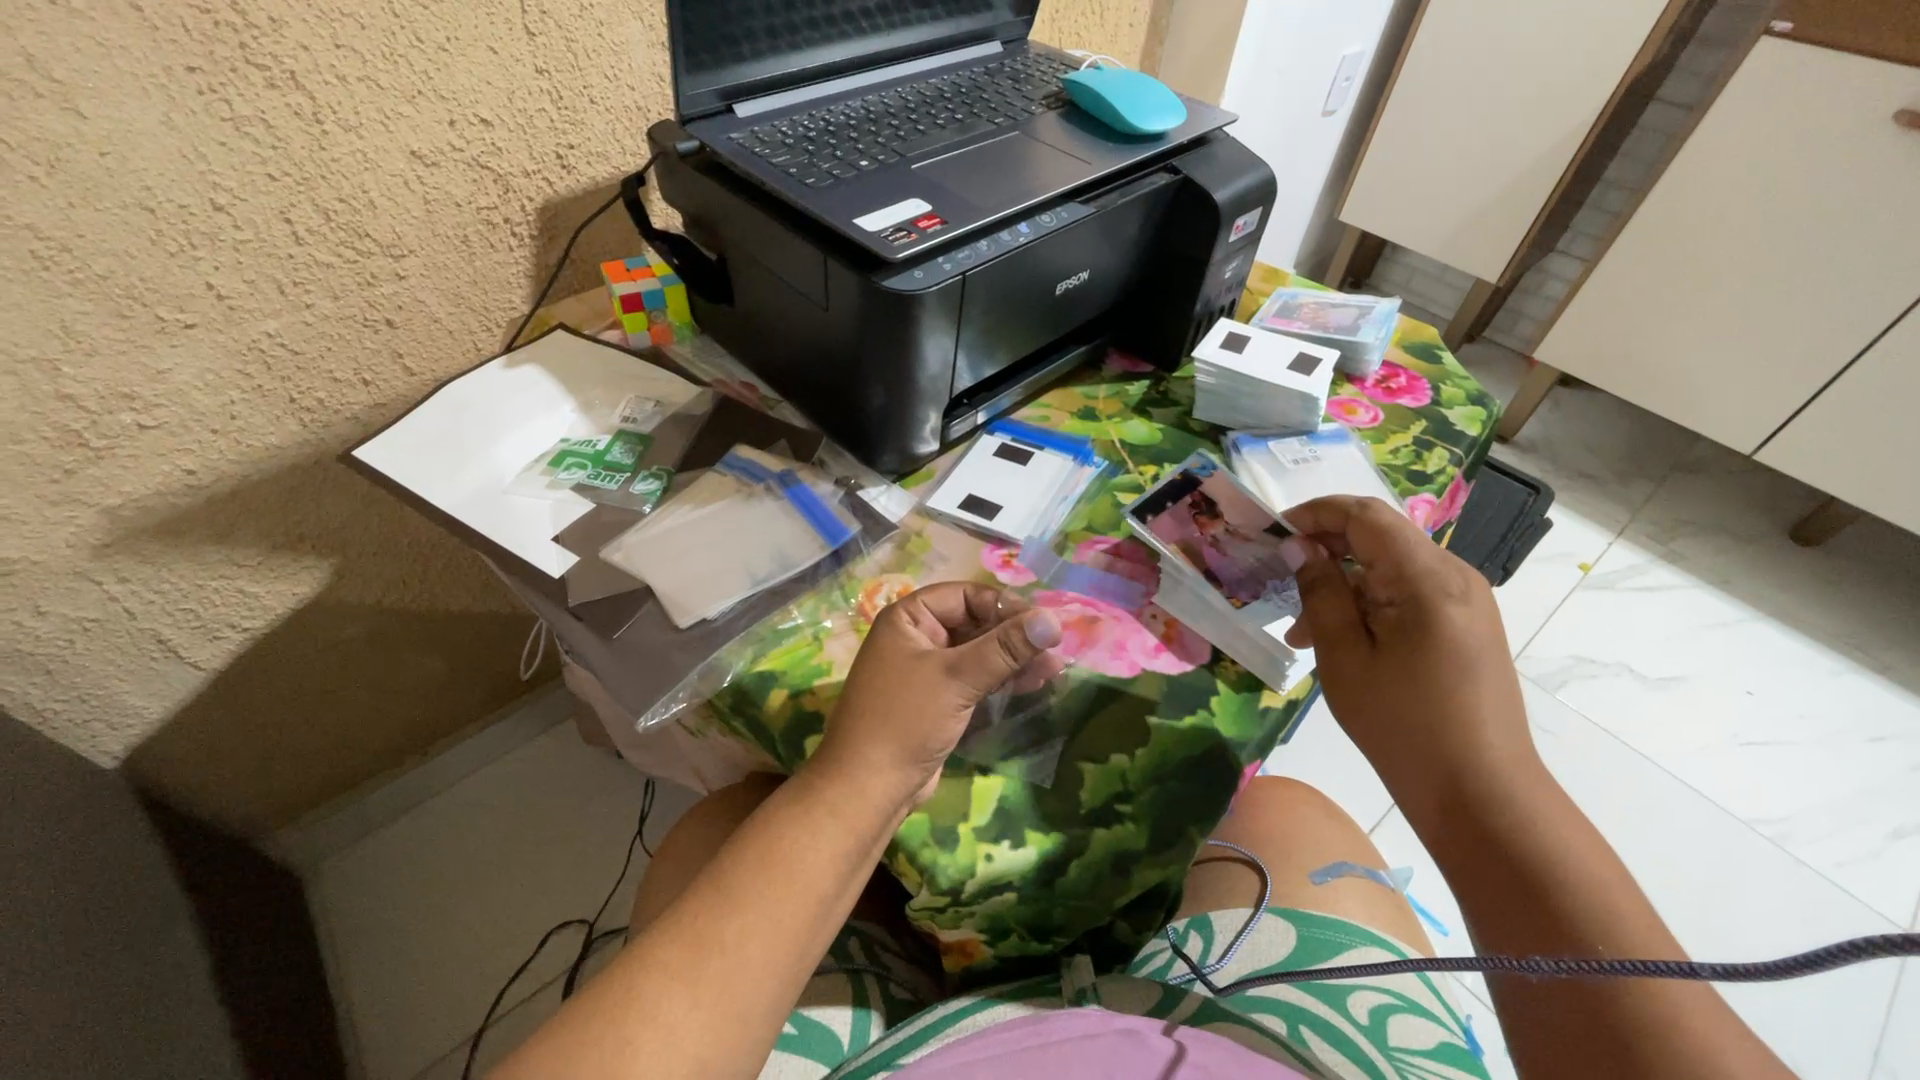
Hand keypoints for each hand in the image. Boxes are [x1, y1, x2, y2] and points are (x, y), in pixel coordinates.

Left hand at [811, 583, 1063, 810]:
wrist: (868, 788)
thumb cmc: (906, 720)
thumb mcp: (957, 678)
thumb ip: (1006, 647)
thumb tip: (1053, 620)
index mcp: (908, 619)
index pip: (965, 595)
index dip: (1004, 606)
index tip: (1043, 624)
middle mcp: (916, 637)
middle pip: (974, 623)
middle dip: (1014, 635)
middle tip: (1055, 647)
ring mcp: (926, 671)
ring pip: (978, 653)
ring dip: (1013, 659)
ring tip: (1054, 667)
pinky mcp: (938, 701)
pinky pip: (974, 679)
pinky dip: (1001, 679)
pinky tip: (1033, 683)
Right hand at [1279, 496, 1537, 808]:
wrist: (1480, 791)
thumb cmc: (1402, 725)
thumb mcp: (1344, 657)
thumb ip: (1321, 592)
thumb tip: (1300, 548)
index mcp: (1427, 577)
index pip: (1365, 515)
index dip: (1315, 514)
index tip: (1273, 534)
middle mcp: (1455, 575)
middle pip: (1380, 538)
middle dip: (1325, 552)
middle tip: (1280, 588)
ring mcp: (1467, 600)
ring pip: (1392, 569)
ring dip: (1344, 585)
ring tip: (1303, 634)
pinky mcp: (1467, 625)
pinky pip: (1410, 594)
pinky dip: (1370, 605)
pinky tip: (1342, 643)